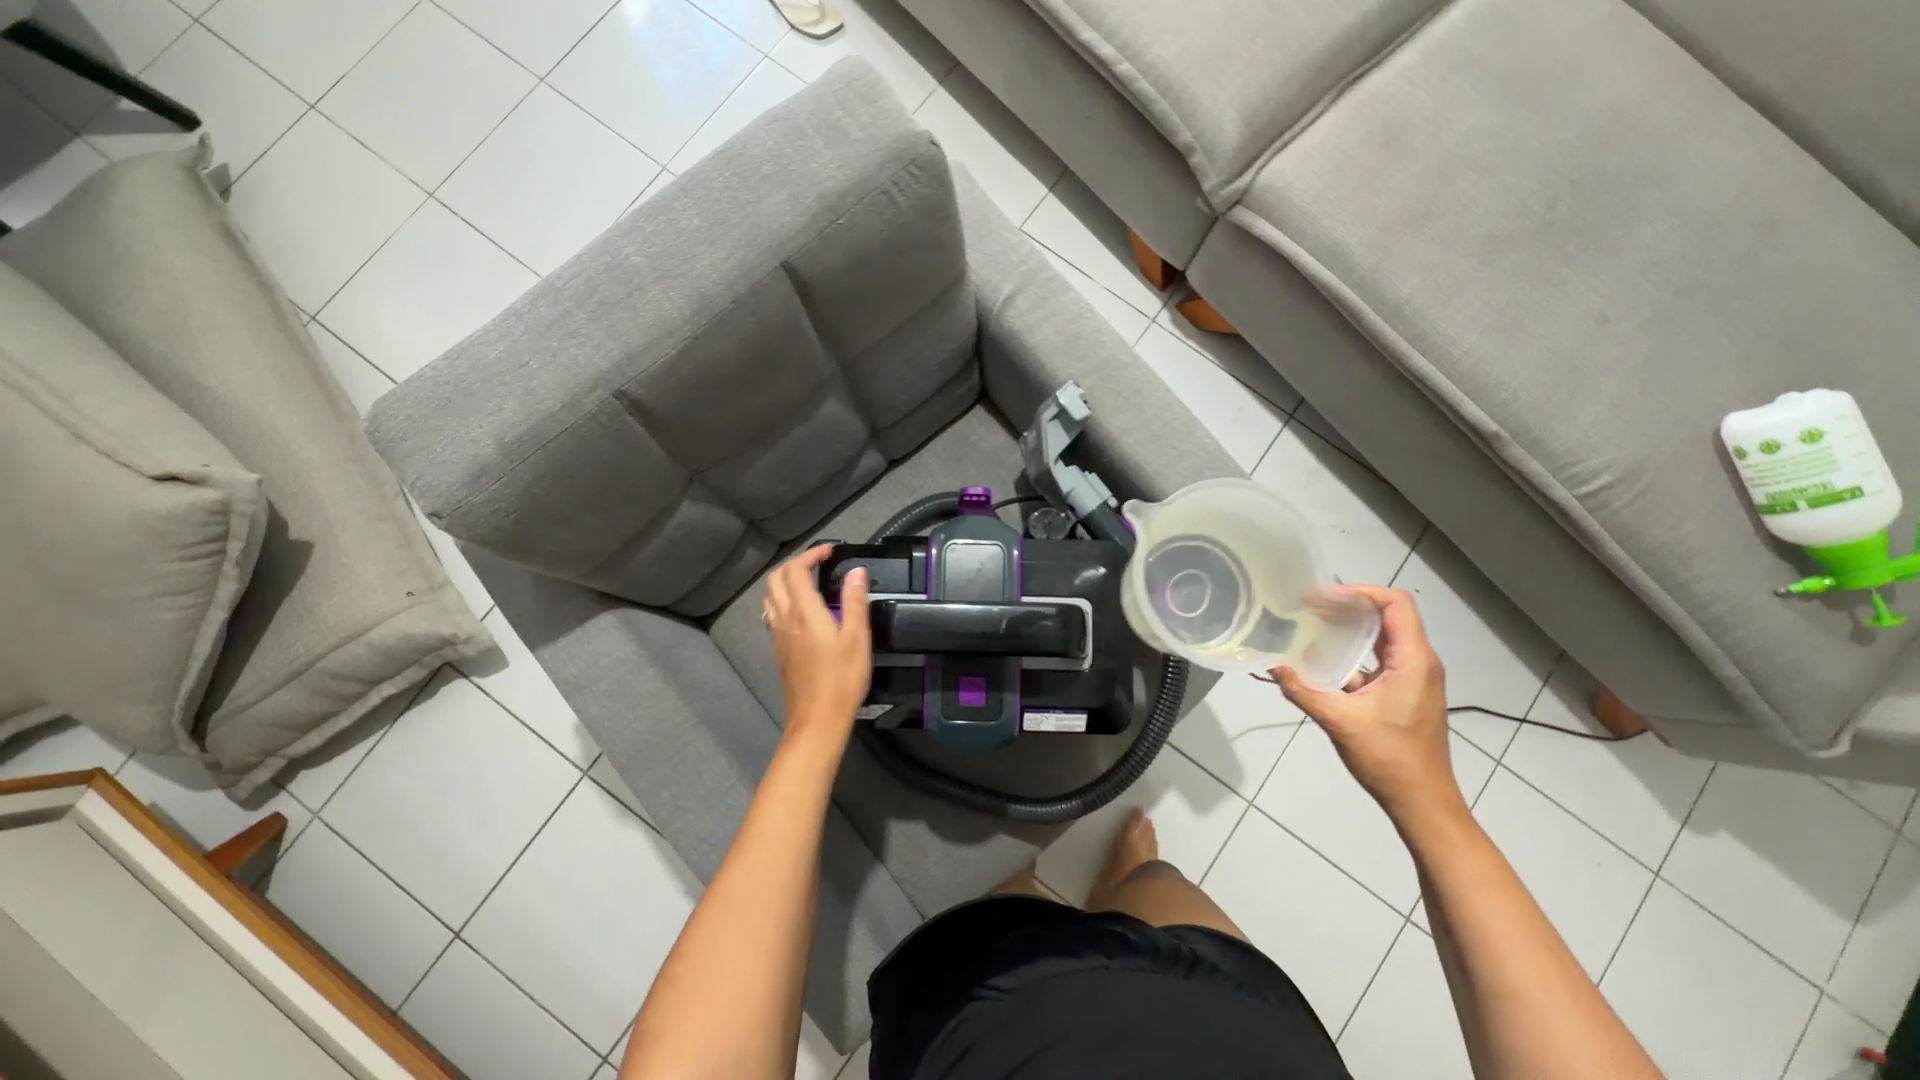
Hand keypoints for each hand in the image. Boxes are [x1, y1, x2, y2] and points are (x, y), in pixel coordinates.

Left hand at [764, 545, 871, 744]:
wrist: (817, 718)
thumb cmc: (842, 679)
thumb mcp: (858, 638)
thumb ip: (855, 601)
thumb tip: (856, 571)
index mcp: (804, 611)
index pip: (796, 569)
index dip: (811, 554)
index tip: (831, 551)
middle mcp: (785, 618)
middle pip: (776, 578)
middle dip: (795, 564)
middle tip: (819, 564)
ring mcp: (778, 634)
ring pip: (770, 596)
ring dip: (786, 582)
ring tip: (811, 583)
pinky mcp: (779, 649)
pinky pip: (773, 614)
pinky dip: (784, 601)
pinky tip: (804, 612)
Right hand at [1274, 586, 1460, 821]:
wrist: (1422, 801)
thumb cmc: (1389, 757)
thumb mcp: (1340, 721)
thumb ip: (1304, 691)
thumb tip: (1273, 667)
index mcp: (1413, 660)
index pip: (1396, 603)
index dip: (1362, 591)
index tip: (1325, 596)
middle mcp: (1420, 662)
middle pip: (1391, 616)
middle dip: (1351, 606)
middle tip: (1312, 607)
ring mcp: (1415, 678)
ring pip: (1385, 639)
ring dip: (1352, 630)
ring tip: (1314, 628)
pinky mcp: (1406, 694)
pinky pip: (1382, 661)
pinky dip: (1355, 655)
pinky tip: (1324, 665)